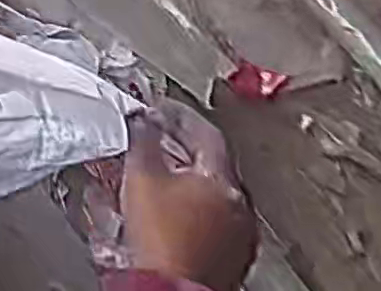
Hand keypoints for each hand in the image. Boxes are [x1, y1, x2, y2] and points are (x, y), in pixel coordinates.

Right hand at [121, 100, 257, 290]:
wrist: (171, 285)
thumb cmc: (160, 232)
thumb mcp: (141, 171)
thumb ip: (143, 137)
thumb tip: (143, 118)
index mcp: (223, 181)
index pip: (206, 132)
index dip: (178, 114)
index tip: (158, 107)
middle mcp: (239, 206)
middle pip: (209, 160)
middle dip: (178, 143)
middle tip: (154, 132)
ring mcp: (238, 233)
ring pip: (209, 187)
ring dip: (181, 170)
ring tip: (153, 165)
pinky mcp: (228, 253)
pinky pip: (209, 212)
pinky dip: (187, 197)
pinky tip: (164, 199)